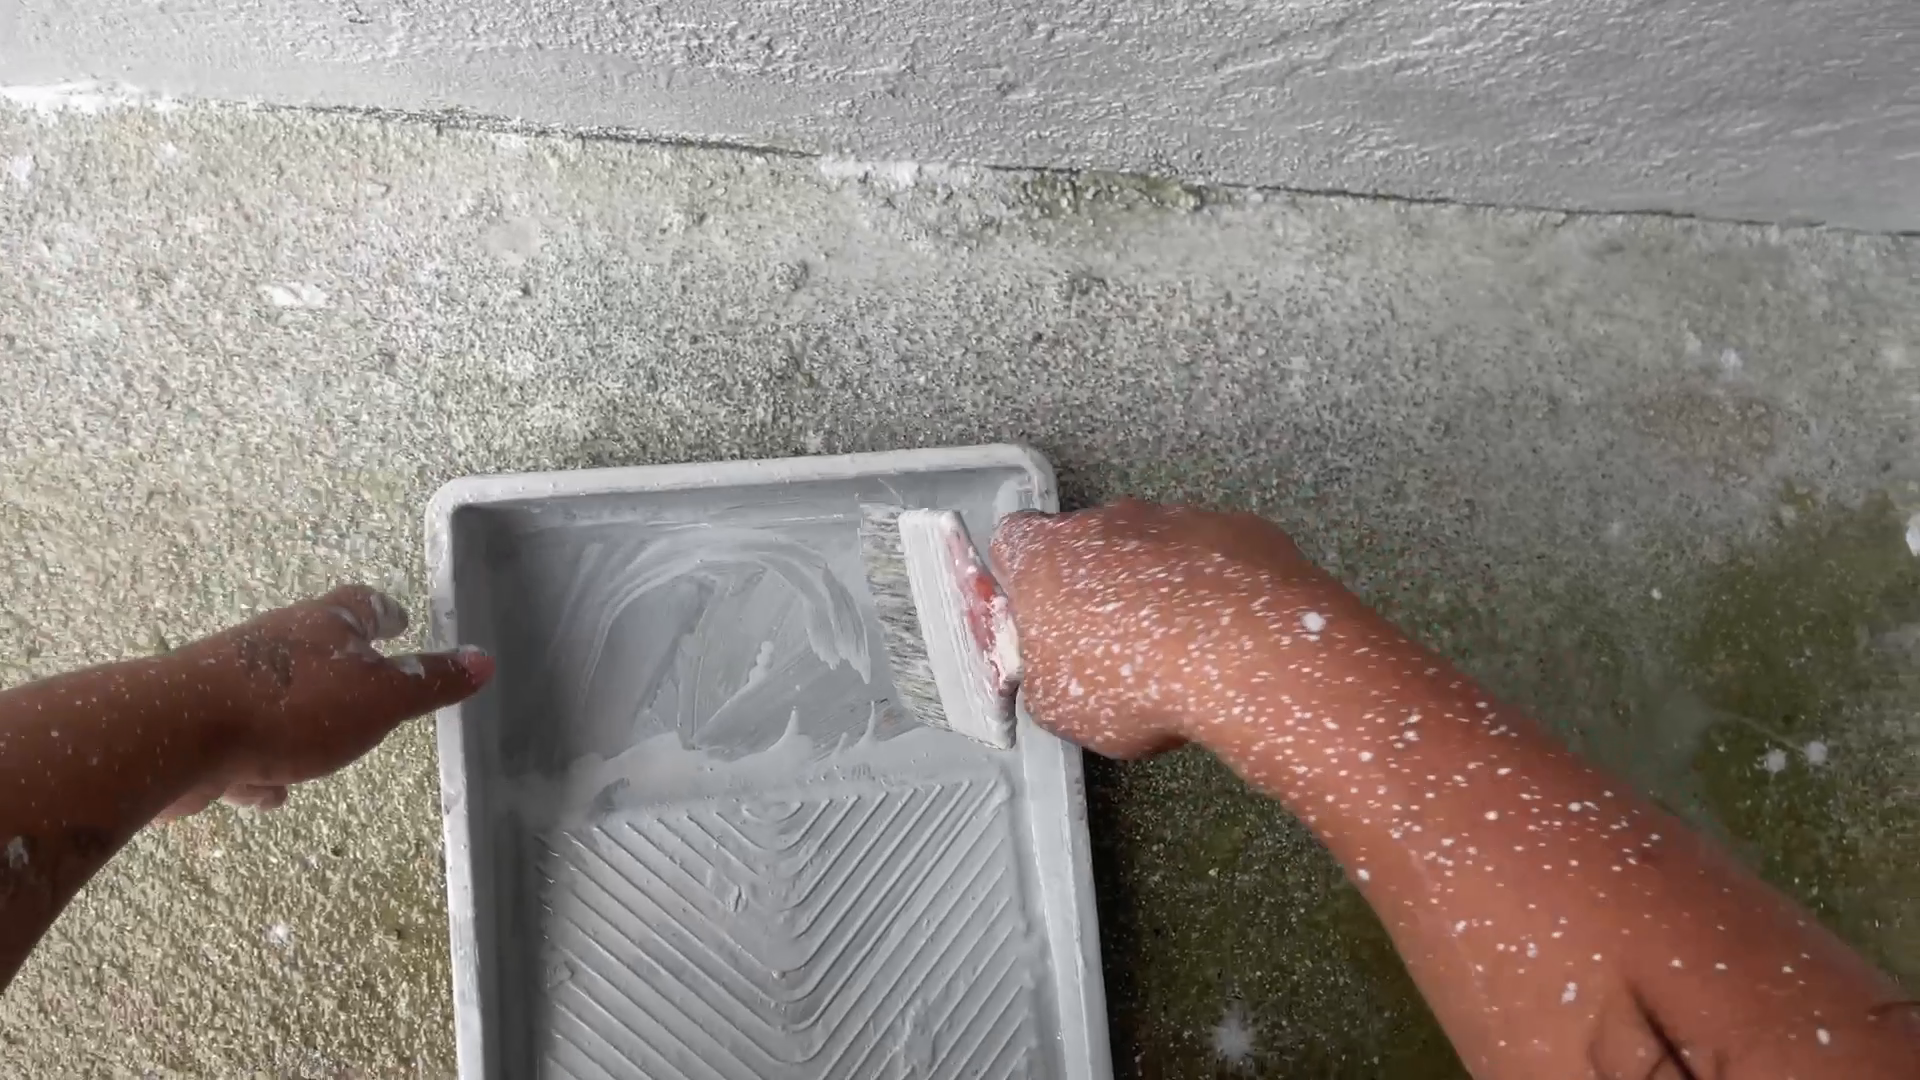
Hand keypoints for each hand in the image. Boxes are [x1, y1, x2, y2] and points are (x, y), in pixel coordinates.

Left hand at [160, 584, 494, 819]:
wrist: (158, 740)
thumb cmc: (292, 709)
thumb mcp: (384, 699)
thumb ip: (433, 681)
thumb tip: (485, 660)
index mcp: (323, 628)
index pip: (362, 603)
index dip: (384, 611)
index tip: (399, 619)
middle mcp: (273, 644)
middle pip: (314, 647)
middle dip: (342, 669)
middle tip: (368, 687)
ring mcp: (224, 683)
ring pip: (274, 696)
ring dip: (298, 720)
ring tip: (319, 752)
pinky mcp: (185, 724)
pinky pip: (234, 739)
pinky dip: (254, 761)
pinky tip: (262, 792)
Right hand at [991, 500, 1334, 757]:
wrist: (1248, 658)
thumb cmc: (1132, 680)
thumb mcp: (1057, 707)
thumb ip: (1042, 675)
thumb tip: (1053, 672)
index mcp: (1044, 555)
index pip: (1011, 541)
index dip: (1022, 577)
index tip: (1041, 614)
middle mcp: (1105, 520)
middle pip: (1086, 542)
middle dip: (1094, 583)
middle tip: (1112, 642)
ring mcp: (1175, 516)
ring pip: (1153, 546)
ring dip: (1158, 584)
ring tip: (1182, 647)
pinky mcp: (1237, 526)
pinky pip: (1213, 553)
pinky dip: (1215, 585)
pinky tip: (1230, 633)